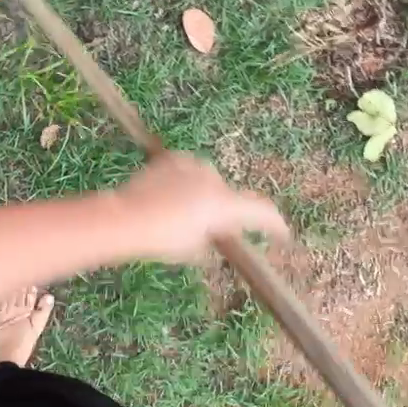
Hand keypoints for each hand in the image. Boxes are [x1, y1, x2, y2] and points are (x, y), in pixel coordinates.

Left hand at [111, 153, 288, 263]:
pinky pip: (189, 171)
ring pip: (210, 181)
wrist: (125, 217)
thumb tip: (219, 231)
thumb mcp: (194, 247)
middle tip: (216, 227)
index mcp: (224, 205)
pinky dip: (188, 182)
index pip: (262, 212)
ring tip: (188, 211)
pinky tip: (174, 194)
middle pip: (232, 196)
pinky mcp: (173, 160)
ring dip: (206, 194)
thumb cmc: (161, 238)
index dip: (275, 225)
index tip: (282, 234)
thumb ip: (215, 236)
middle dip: (228, 210)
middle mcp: (213, 181)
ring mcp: (192, 167)